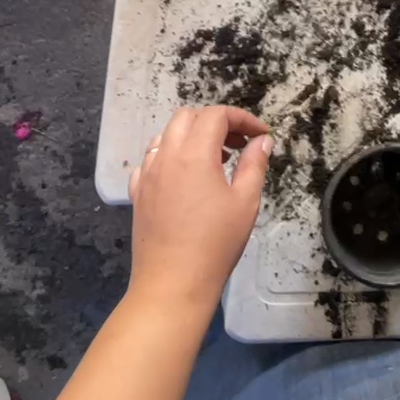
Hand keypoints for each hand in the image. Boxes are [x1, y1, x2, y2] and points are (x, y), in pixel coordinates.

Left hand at [127, 106, 271, 309]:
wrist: (172, 284)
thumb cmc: (215, 243)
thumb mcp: (246, 201)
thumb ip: (254, 164)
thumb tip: (262, 140)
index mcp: (194, 154)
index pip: (216, 115)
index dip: (242, 118)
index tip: (261, 135)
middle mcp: (165, 156)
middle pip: (188, 117)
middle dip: (216, 122)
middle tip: (239, 143)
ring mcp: (147, 175)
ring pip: (166, 135)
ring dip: (192, 136)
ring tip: (216, 159)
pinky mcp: (138, 194)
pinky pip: (150, 160)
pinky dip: (171, 156)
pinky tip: (185, 177)